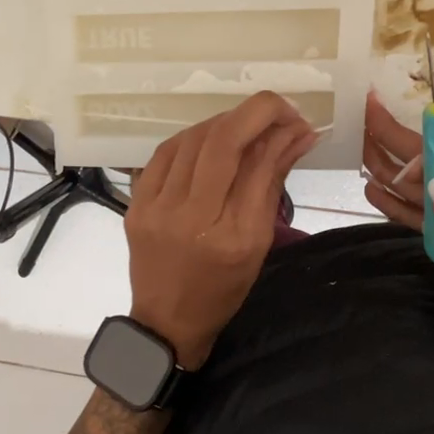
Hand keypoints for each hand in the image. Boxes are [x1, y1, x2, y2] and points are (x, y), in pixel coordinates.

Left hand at [125, 92, 321, 368]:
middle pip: (220, 141)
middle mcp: (189, 217)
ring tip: (245, 125)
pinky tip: (209, 139)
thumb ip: (270, 185)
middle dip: (254, 113)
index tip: (297, 119)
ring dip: (223, 122)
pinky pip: (164, 153)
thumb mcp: (257, 245)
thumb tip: (296, 135)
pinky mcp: (136, 205)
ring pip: (191, 139)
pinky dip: (192, 138)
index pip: (256, 162)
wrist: (167, 322)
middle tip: (277, 111)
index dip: (278, 129)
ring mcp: (155, 208)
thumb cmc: (221, 290)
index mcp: (229, 236)